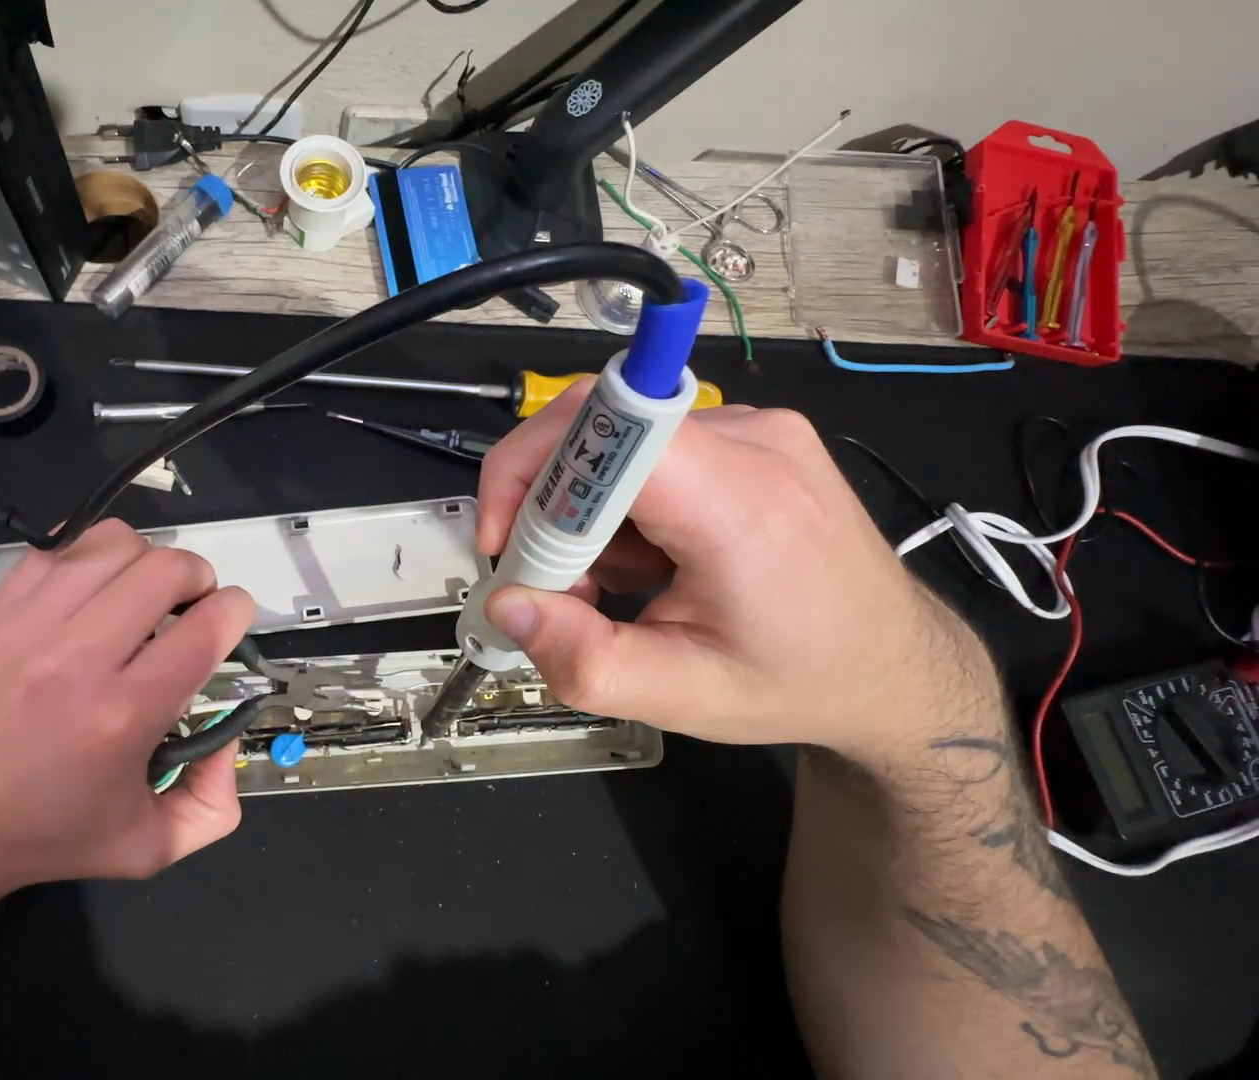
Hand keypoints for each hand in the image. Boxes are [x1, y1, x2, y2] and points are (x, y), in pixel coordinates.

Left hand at [0, 520, 253, 915]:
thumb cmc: (40, 837)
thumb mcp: (147, 848)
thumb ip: (214, 804)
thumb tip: (231, 737)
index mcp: (124, 715)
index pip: (207, 626)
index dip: (237, 611)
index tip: (232, 620)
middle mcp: (79, 657)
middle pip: (167, 569)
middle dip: (199, 579)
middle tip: (190, 607)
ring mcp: (30, 624)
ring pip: (114, 544)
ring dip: (146, 561)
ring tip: (140, 594)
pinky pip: (60, 547)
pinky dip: (90, 558)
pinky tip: (89, 592)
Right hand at [475, 380, 997, 758]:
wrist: (894, 667)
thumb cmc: (796, 682)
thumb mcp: (679, 695)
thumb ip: (583, 659)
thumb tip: (503, 603)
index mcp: (741, 504)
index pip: (605, 427)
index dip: (530, 468)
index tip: (506, 541)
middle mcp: (753, 440)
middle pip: (596, 427)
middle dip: (546, 506)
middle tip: (555, 583)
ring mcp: (757, 429)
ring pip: (614, 441)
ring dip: (583, 512)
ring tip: (615, 584)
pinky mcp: (751, 435)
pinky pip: (646, 449)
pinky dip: (617, 503)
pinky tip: (647, 561)